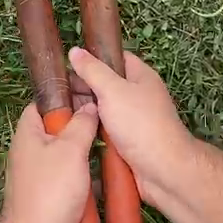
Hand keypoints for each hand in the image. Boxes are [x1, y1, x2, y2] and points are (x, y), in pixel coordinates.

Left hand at [0, 101, 98, 222]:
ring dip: (86, 159)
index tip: (88, 97)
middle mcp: (29, 152)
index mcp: (27, 133)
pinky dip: (84, 182)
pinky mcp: (47, 199)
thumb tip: (89, 106)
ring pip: (66, 158)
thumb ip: (82, 124)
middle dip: (81, 130)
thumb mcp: (71, 149)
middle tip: (105, 127)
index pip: (42, 103)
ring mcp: (37, 177)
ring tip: (110, 153)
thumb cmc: (51, 191)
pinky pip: (68, 182)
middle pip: (57, 131)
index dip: (64, 97)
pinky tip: (104, 183)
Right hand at [67, 47, 197, 201]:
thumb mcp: (113, 90)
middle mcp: (138, 95)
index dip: (93, 58)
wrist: (163, 171)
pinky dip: (92, 132)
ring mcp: (134, 120)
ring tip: (59, 112)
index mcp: (140, 76)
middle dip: (84, 88)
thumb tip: (74, 51)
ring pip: (104, 110)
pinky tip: (73, 131)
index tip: (69, 64)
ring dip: (86, 112)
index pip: (115, 57)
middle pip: (107, 84)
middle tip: (58, 93)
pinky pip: (106, 131)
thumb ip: (92, 71)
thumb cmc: (140, 124)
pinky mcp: (129, 142)